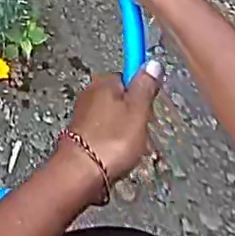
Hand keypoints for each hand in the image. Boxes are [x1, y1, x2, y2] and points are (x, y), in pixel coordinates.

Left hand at [53, 61, 162, 196]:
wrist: (82, 172)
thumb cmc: (110, 140)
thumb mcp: (138, 110)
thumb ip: (145, 86)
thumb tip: (152, 63)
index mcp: (104, 82)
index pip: (129, 76)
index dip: (142, 93)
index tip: (148, 107)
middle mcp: (90, 94)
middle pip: (123, 99)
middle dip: (135, 116)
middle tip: (141, 131)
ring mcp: (85, 114)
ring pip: (115, 119)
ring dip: (126, 133)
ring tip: (130, 148)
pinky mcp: (82, 135)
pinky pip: (106, 135)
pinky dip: (114, 144)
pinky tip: (119, 156)